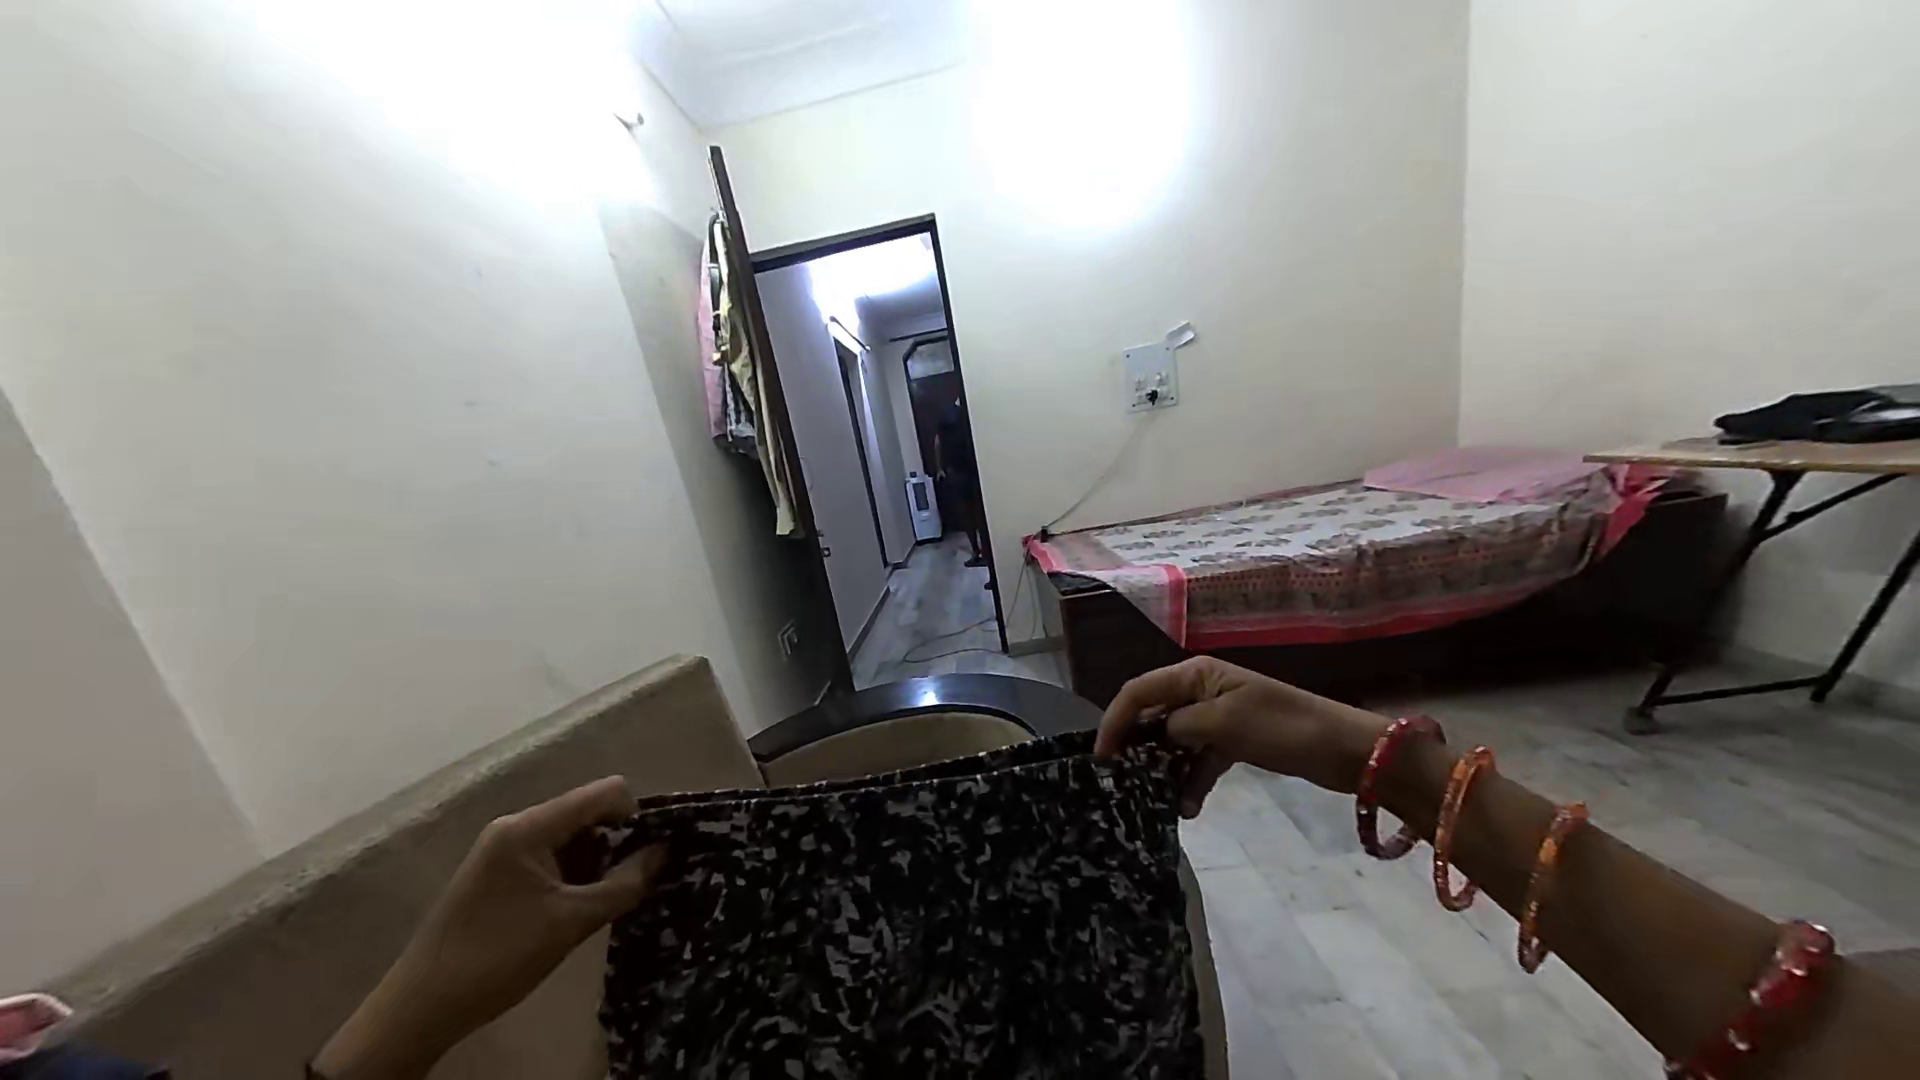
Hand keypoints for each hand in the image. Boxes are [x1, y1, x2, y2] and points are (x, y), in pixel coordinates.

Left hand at [313, 777, 664, 1079]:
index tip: (646, 853)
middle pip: (588, 810)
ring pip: (571, 833)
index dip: (635, 815)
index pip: (606, 791)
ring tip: (601, 897)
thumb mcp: (573, 922)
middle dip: (616, 840)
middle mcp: (516, 824)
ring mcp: (502, 847)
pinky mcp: (497, 870)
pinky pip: (550, 851)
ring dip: (595, 858)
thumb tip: (663, 852)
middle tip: (629, 879)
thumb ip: (625, 882)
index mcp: (531, 826)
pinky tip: (574, 904)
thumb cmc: (498, 957)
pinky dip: (572, 869)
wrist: (415, 1013)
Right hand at [1095, 657, 1388, 816]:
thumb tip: (1155, 736)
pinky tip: (1188, 807)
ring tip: (1158, 800)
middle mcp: (1200, 689)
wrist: (1347, 750)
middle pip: (1152, 714)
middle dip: (1135, 745)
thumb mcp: (1224, 723)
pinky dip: (1192, 778)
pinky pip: (1199, 757)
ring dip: (1165, 768)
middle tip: (1119, 779)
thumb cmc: (1282, 727)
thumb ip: (1178, 726)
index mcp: (1194, 674)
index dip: (1114, 720)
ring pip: (1174, 739)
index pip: (1139, 692)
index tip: (1100, 756)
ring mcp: (1217, 715)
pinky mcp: (1233, 738)